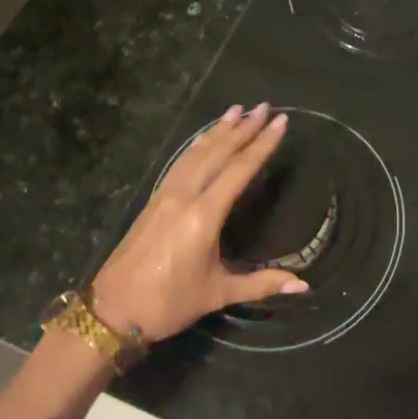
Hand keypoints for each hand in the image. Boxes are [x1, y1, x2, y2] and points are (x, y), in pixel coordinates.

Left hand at [88, 103, 307, 341]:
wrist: (113, 312)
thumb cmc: (169, 303)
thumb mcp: (218, 294)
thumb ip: (261, 283)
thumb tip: (304, 285)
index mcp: (204, 216)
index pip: (239, 170)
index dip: (261, 145)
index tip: (280, 123)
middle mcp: (185, 197)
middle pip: (218, 154)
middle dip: (243, 129)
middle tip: (264, 106)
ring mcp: (166, 196)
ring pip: (196, 154)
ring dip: (218, 131)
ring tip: (237, 110)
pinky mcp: (153, 201)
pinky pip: (180, 164)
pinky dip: (196, 146)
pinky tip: (203, 139)